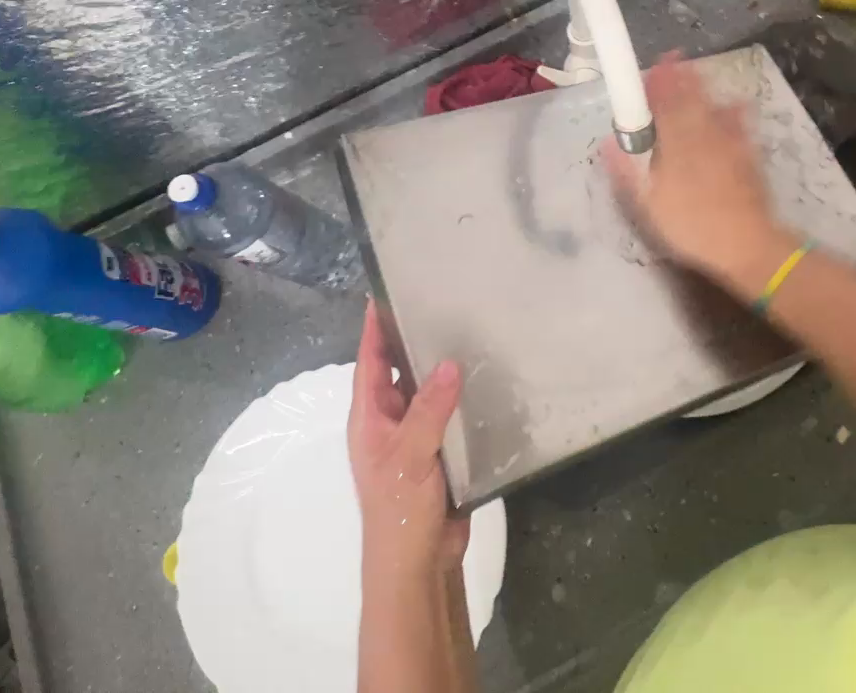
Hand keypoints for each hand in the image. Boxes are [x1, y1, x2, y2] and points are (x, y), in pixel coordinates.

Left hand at [349, 302, 468, 577]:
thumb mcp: (410, 455)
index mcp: (370, 417)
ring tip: (467, 329)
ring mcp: (415, 436)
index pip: (369, 361)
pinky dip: (462, 394)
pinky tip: (485, 376)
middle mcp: (390, 420)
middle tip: (440, 300)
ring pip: (428, 390)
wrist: (418, 563)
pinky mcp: (440, 450)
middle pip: (400, 370)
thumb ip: (428, 409)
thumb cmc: (399, 509)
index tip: (383, 291)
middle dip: (413, 338)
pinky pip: (449, 412)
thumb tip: (450, 362)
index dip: (374, 327)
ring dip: (442, 366)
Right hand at [602, 53, 799, 296]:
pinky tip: (737, 102)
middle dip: (680, 77)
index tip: (650, 68)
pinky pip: (741, 125)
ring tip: (696, 70)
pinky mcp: (749, 155)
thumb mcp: (648, 206)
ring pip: (713, 107)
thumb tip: (606, 143)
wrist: (744, 243)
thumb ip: (626, 171)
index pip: (661, 107)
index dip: (656, 84)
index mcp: (673, 146)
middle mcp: (701, 137)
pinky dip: (736, 110)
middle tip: (673, 56)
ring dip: (703, 87)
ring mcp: (728, 144)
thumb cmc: (691, 227)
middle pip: (689, 100)